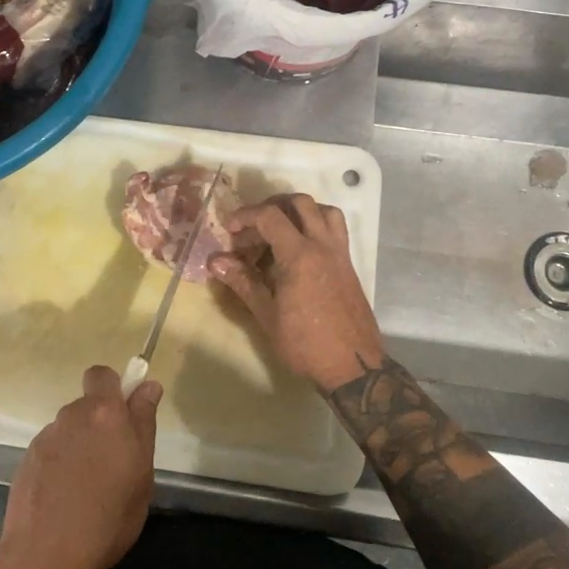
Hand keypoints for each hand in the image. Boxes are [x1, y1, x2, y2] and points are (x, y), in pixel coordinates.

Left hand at [0, 365, 160, 568]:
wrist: (46, 555)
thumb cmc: (108, 518)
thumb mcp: (141, 474)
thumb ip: (143, 425)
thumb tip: (148, 386)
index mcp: (105, 414)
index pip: (103, 375)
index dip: (114, 389)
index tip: (127, 418)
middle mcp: (72, 416)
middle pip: (88, 406)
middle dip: (101, 425)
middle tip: (114, 464)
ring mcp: (45, 438)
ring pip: (70, 430)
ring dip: (81, 447)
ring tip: (88, 489)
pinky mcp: (27, 460)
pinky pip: (53, 451)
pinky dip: (61, 465)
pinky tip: (65, 498)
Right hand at [211, 193, 383, 391]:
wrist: (352, 365)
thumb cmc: (304, 343)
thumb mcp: (266, 315)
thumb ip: (242, 282)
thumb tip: (215, 261)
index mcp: (300, 255)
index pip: (270, 216)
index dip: (246, 216)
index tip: (230, 229)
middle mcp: (323, 246)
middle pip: (300, 203)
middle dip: (272, 206)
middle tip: (254, 227)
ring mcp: (340, 254)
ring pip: (324, 211)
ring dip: (300, 212)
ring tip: (280, 231)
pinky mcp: (349, 265)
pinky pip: (335, 230)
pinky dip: (316, 226)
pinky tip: (299, 251)